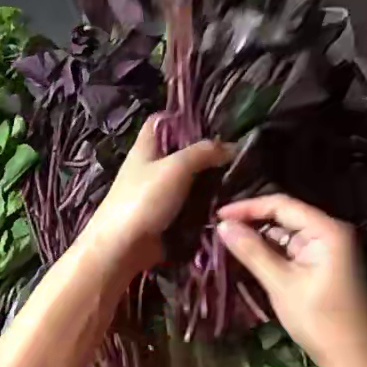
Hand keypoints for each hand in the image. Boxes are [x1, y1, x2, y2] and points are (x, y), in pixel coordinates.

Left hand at [81, 116, 232, 276]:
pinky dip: (206, 205)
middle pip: (180, 153)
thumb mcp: (176, 167)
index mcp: (145, 147)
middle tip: (241, 154)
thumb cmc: (143, 199)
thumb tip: (233, 146)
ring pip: (189, 181)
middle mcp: (150, 167)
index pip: (161, 121)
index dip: (182, 118)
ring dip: (210, 182)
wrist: (122, 248)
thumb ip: (204, 152)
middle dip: (207, 154)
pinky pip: (190, 206)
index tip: (214, 122)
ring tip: (244, 179)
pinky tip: (229, 203)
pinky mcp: (165, 217)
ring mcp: (157, 194)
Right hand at [216, 194, 366, 366]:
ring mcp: (326, 248)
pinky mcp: (321, 264)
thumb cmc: (321, 321)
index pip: (281, 205)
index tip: (217, 215)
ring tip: (225, 241)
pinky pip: (289, 248)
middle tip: (217, 229)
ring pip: (284, 232)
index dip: (247, 207)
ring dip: (257, 237)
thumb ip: (252, 251)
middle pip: (283, 215)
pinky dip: (268, 251)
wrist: (356, 361)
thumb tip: (223, 225)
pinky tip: (245, 255)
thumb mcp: (281, 284)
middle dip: (250, 221)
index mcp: (327, 230)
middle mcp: (329, 232)